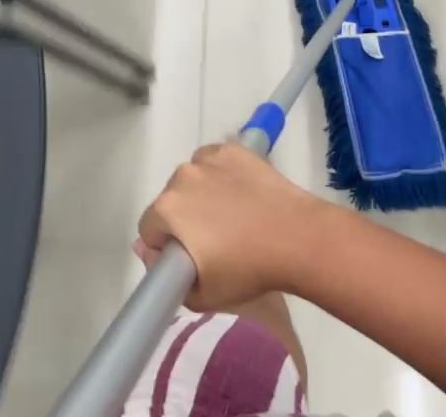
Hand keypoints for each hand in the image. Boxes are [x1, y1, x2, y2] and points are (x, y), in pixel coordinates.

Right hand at [135, 142, 333, 310]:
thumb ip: (165, 276)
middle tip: (214, 239)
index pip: (149, 228)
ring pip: (192, 178)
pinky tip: (240, 192)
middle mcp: (181, 177)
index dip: (165, 246)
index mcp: (167, 209)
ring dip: (200, 193)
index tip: (190, 257)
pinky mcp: (233, 149)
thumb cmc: (247, 269)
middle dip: (183, 218)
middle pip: (170, 200)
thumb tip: (148, 250)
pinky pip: (214, 162)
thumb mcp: (201, 295)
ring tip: (231, 214)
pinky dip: (220, 174)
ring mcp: (208, 159)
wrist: (296, 237)